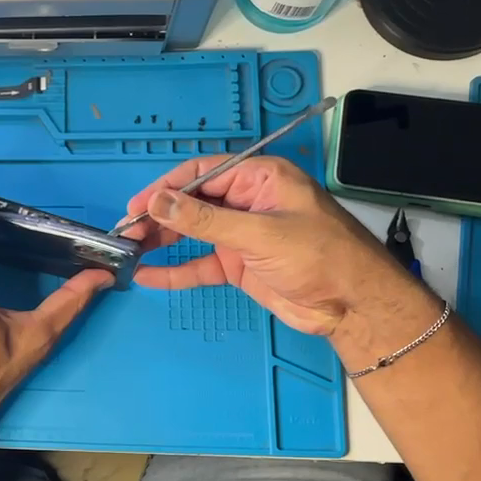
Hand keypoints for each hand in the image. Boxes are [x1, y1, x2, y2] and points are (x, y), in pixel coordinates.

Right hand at [123, 156, 429, 339]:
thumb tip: (157, 201)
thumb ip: (204, 220)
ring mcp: (242, 235)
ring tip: (129, 252)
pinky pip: (200, 264)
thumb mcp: (259, 234)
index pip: (202, 173)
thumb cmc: (319, 256)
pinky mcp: (239, 266)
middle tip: (126, 233)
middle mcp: (247, 202)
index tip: (136, 206)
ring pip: (191, 233)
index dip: (166, 187)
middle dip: (158, 217)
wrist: (353, 306)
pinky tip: (149, 277)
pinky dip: (176, 271)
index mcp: (259, 179)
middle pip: (192, 203)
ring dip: (161, 242)